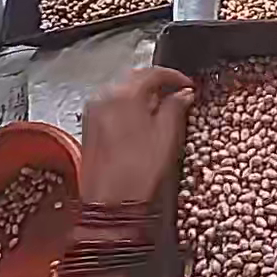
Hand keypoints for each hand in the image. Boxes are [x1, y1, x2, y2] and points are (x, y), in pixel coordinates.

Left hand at [78, 67, 195, 204]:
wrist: (110, 203)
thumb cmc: (139, 171)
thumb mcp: (167, 135)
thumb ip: (176, 107)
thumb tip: (183, 94)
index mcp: (124, 94)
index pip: (153, 73)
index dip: (174, 77)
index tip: (187, 84)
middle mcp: (104, 96)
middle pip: (134, 79)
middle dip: (157, 84)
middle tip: (177, 93)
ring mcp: (93, 110)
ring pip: (122, 91)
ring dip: (142, 94)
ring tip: (162, 108)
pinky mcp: (89, 125)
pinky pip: (111, 105)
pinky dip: (128, 106)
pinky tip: (141, 120)